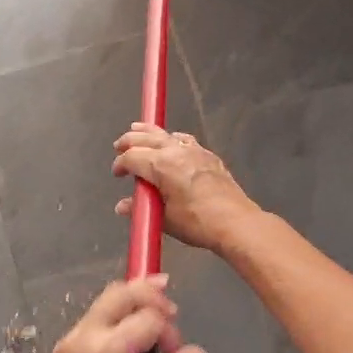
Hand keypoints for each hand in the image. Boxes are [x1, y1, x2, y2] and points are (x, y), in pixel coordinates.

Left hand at [30, 276, 207, 352]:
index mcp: (102, 352)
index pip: (146, 318)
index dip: (168, 329)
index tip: (176, 352)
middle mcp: (81, 337)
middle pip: (119, 294)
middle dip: (150, 295)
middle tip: (173, 311)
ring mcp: (68, 341)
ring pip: (104, 302)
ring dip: (133, 302)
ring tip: (159, 314)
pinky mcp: (64, 349)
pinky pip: (94, 319)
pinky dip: (117, 316)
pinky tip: (134, 329)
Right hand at [112, 124, 259, 252]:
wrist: (235, 222)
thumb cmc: (196, 222)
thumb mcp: (164, 218)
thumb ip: (141, 209)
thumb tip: (122, 206)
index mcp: (161, 165)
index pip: (132, 157)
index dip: (120, 164)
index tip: (117, 175)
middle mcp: (176, 152)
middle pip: (147, 138)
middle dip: (130, 140)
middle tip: (118, 145)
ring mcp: (195, 151)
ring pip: (166, 135)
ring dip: (150, 133)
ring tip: (138, 129)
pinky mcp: (208, 156)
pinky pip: (184, 140)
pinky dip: (172, 139)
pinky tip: (172, 142)